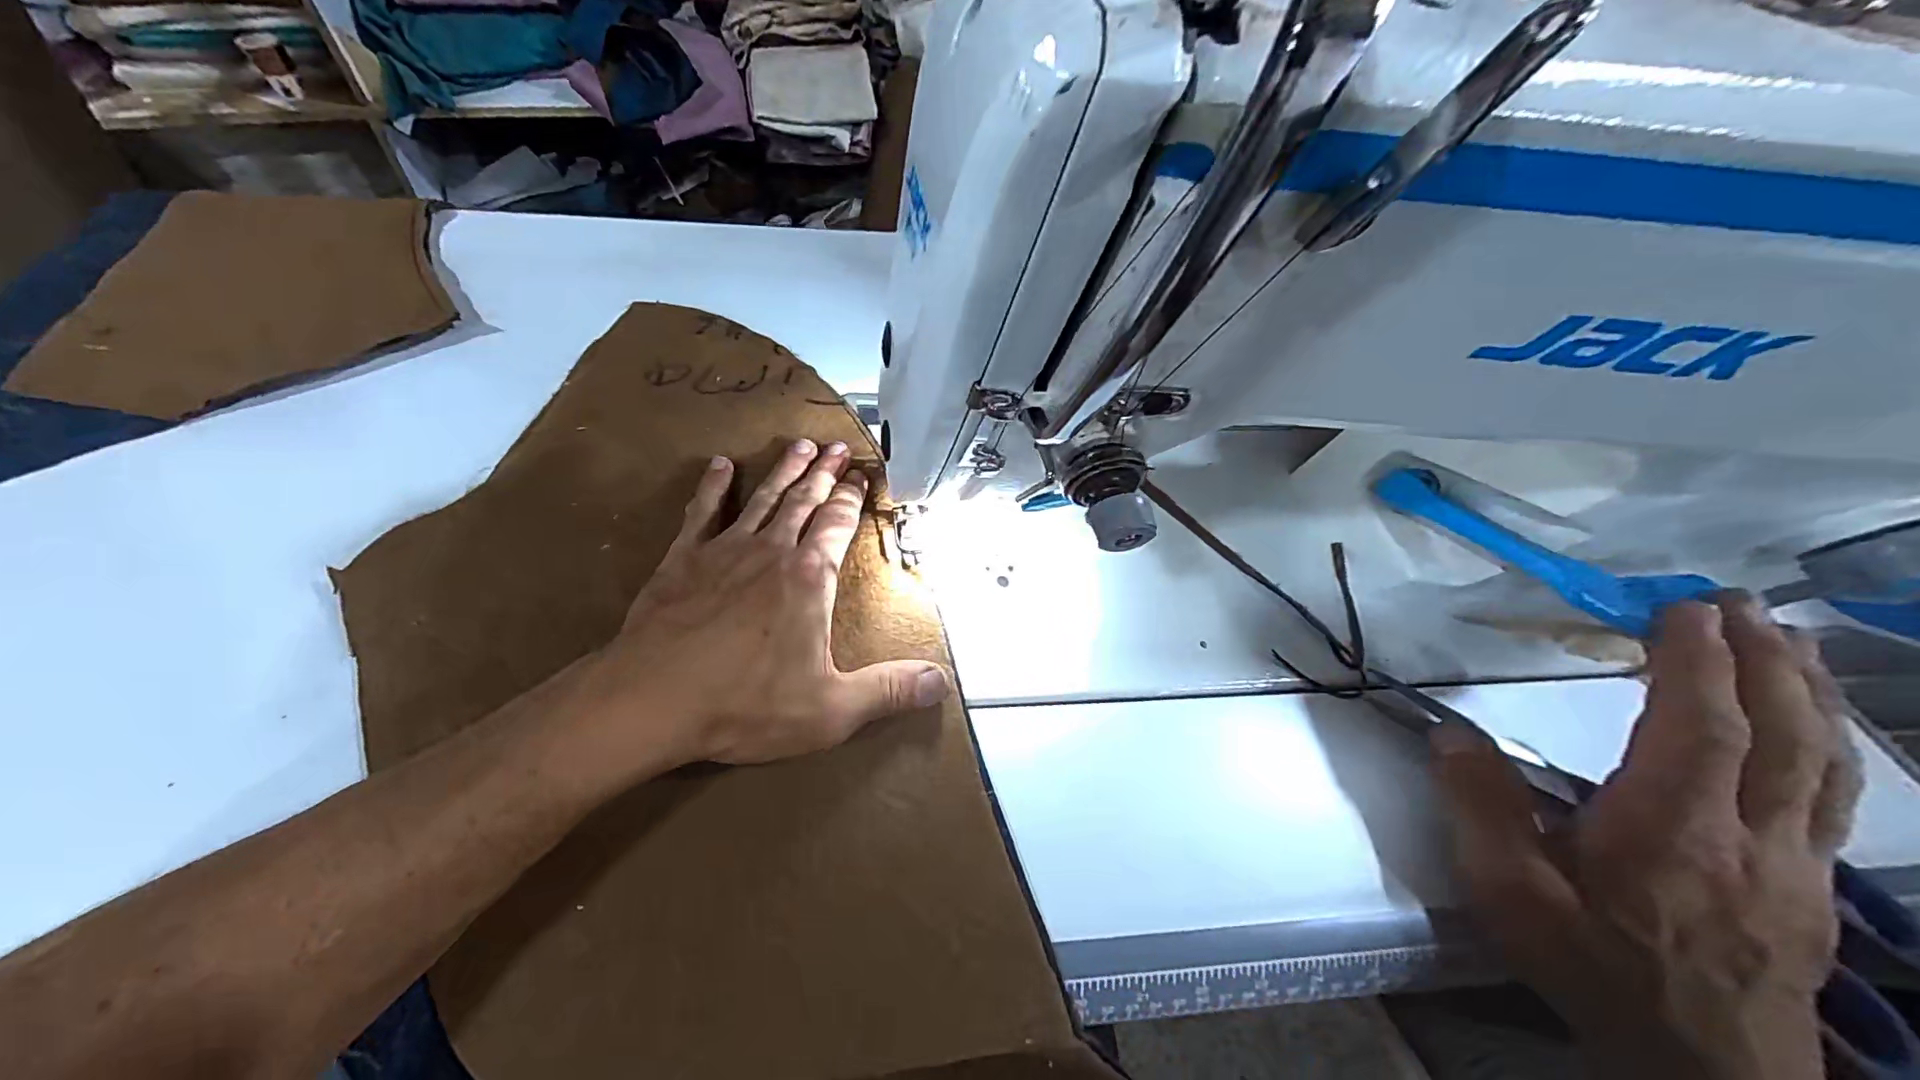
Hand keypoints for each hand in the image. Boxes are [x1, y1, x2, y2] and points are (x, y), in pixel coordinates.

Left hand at [570, 438, 951, 769]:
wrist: (652, 700)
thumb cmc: (746, 705)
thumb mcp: (830, 709)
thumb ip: (888, 690)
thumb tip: (941, 681)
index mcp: (809, 580)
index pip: (837, 526)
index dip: (852, 501)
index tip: (861, 477)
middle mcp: (771, 553)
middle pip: (804, 502)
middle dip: (823, 474)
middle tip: (835, 447)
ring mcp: (723, 552)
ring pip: (762, 499)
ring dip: (782, 471)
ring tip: (798, 445)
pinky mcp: (682, 561)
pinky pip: (702, 513)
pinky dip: (713, 488)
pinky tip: (720, 467)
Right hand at [1433, 594, 1862, 1078]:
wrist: (1704, 1068)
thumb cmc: (1593, 967)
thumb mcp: (1509, 893)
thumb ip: (1480, 809)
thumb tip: (1450, 734)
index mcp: (1672, 830)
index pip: (1700, 727)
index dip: (1698, 660)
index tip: (1684, 607)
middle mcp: (1752, 837)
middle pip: (1782, 733)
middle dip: (1765, 659)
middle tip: (1742, 604)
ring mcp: (1798, 864)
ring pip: (1826, 763)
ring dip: (1808, 692)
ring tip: (1791, 643)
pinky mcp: (1813, 888)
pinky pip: (1835, 799)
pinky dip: (1826, 744)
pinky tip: (1810, 729)